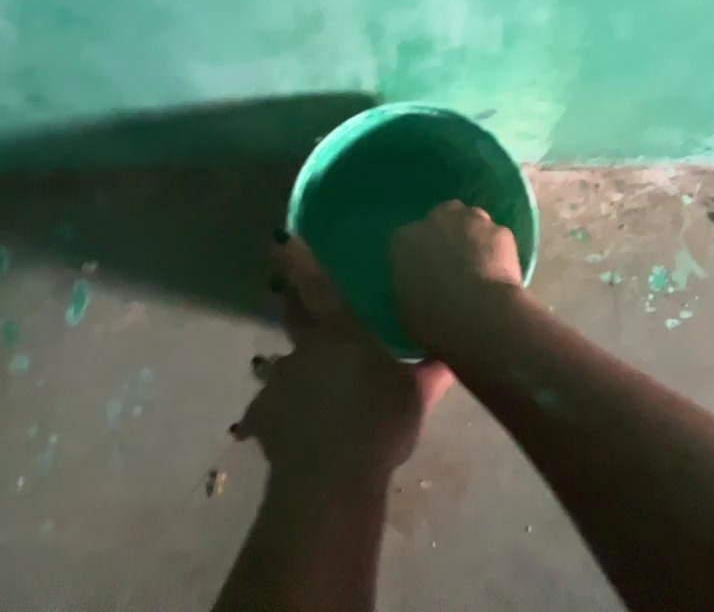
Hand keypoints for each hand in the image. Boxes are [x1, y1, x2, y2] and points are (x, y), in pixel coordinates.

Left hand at [233, 233, 453, 484]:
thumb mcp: (415, 396)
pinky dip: (267, 419)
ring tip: (281, 379)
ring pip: (275, 367)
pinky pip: (263, 413)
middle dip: (287, 302)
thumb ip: (429, 373)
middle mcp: (305, 349)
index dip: (300, 260)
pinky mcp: (262, 417)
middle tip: (279, 290)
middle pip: (292, 317)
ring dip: (280, 370)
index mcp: (342, 333)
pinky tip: (265, 433)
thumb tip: (451, 355)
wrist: (332, 476)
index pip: (319, 286)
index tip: (279, 237)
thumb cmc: (379, 423)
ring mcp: (279, 383)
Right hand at [390, 201, 523, 351]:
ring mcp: (471, 220)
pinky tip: (500, 271)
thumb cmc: (433, 319)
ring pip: (472, 219)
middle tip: (454, 260)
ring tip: (480, 263)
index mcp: (404, 240)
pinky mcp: (500, 231)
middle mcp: (437, 220)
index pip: (406, 238)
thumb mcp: (404, 308)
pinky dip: (498, 250)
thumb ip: (408, 285)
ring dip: (474, 234)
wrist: (478, 315)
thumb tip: (416, 286)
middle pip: (442, 216)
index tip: (424, 269)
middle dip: (447, 232)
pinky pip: (497, 237)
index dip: (418, 252)